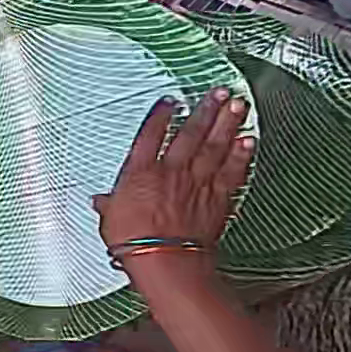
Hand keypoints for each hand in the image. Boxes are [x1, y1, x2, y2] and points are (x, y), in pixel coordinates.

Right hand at [93, 88, 254, 277]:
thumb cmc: (134, 242)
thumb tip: (101, 202)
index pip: (150, 135)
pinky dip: (242, 155)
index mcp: (141, 172)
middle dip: (205, 110)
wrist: (164, 259)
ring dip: (227, 123)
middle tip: (216, 92)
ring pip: (215, 145)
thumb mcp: (110, 220)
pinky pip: (232, 171)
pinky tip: (249, 141)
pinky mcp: (217, 198)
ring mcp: (196, 182)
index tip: (169, 103)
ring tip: (236, 105)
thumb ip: (109, 205)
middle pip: (191, 132)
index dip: (160, 115)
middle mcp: (171, 171)